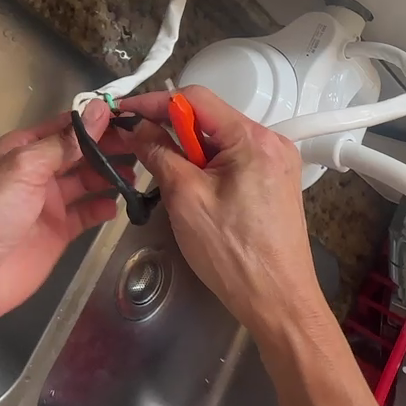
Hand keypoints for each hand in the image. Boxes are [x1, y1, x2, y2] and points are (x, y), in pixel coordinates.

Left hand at [0, 102, 121, 331]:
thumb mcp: (25, 167)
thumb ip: (65, 142)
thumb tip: (98, 109)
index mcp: (23, 149)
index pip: (65, 128)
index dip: (95, 122)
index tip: (128, 118)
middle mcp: (36, 172)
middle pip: (78, 153)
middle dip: (107, 148)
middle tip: (141, 146)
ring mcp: (47, 203)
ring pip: (85, 182)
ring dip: (109, 176)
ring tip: (137, 173)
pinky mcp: (57, 232)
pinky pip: (85, 214)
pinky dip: (102, 208)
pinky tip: (120, 204)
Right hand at [117, 86, 326, 337]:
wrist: (280, 307)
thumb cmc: (232, 253)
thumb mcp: (185, 197)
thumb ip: (159, 153)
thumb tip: (137, 128)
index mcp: (252, 139)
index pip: (195, 98)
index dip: (155, 102)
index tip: (124, 111)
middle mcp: (270, 141)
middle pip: (209, 116)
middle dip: (170, 126)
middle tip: (136, 140)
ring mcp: (275, 162)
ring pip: (218, 138)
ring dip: (187, 147)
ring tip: (160, 166)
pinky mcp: (274, 182)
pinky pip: (232, 157)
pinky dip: (205, 163)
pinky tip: (188, 183)